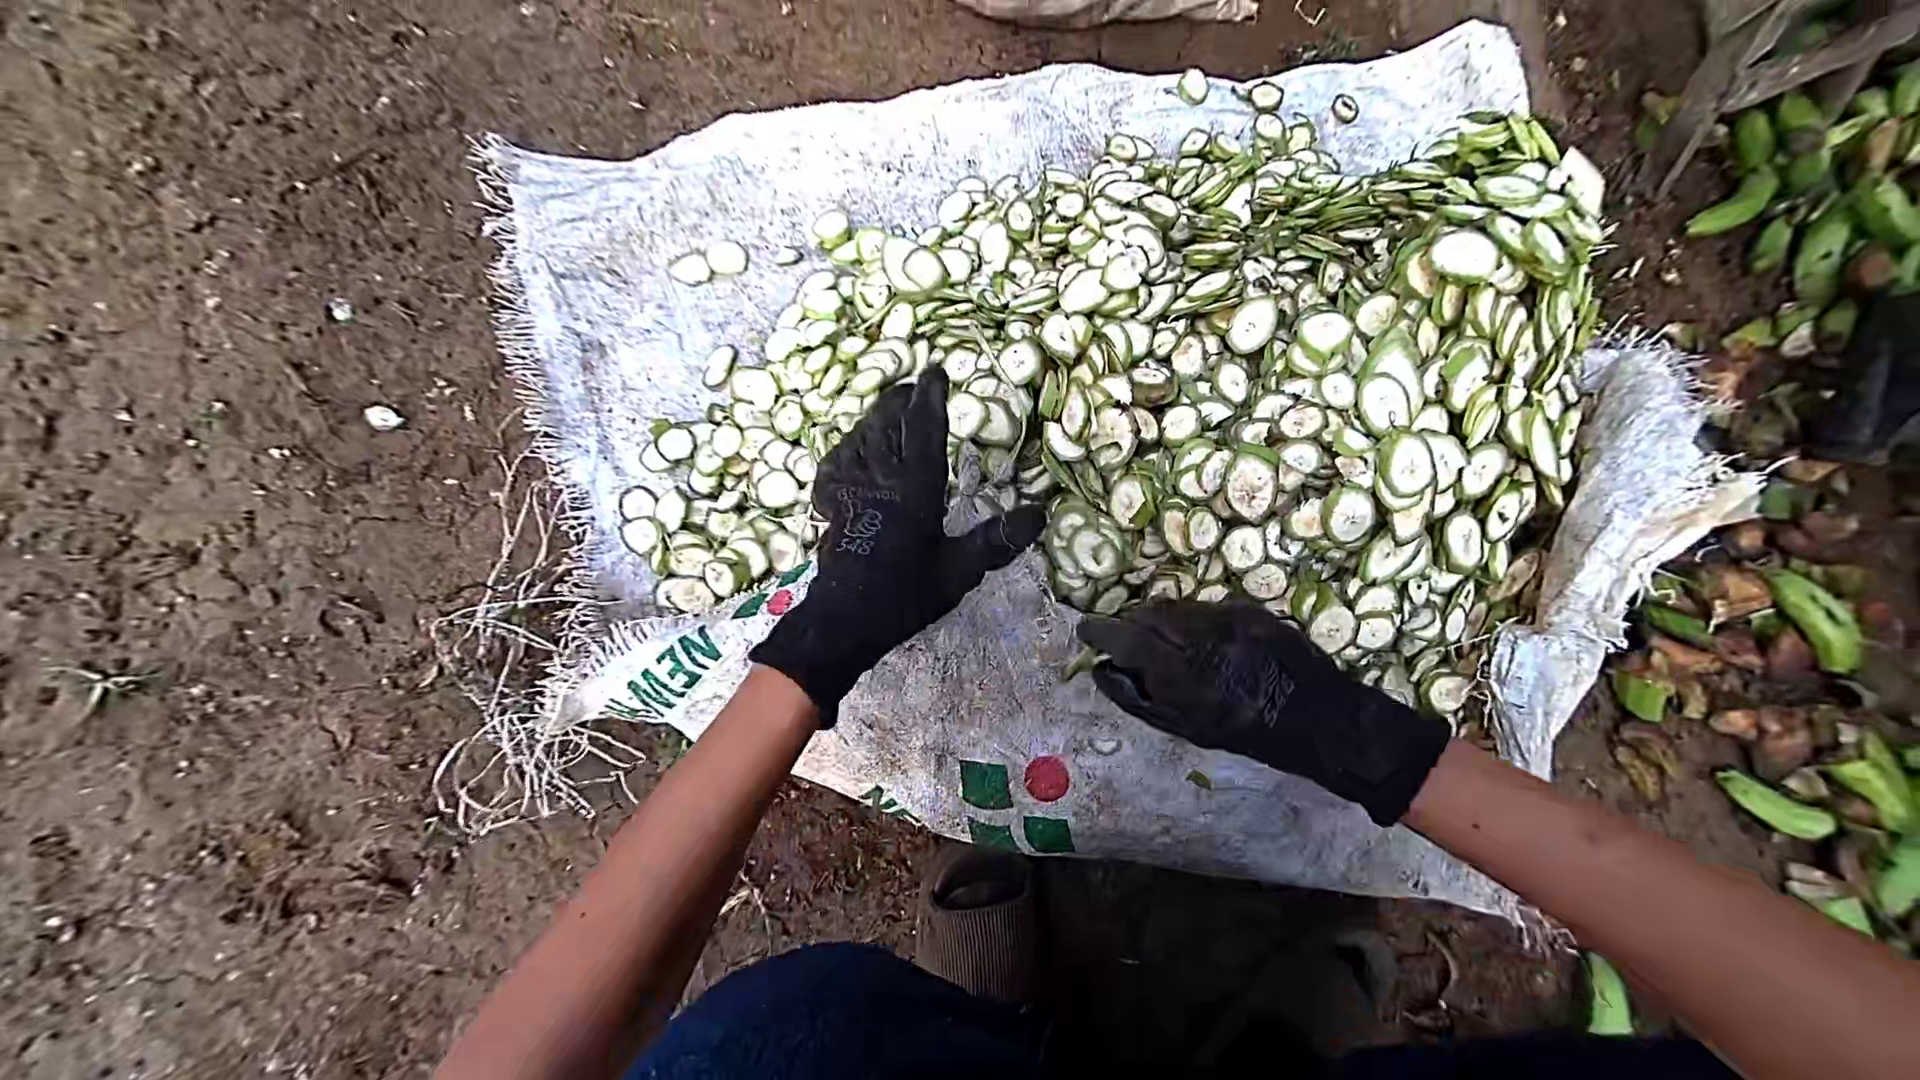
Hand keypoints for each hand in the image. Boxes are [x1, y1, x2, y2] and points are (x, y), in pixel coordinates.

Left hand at [749, 370, 1045, 724]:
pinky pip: (836, 461)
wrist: (845, 619)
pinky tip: (850, 451)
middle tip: (912, 389)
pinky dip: (848, 447)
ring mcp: (850, 487)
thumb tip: (1040, 515)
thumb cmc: (905, 594)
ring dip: (874, 419)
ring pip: (860, 436)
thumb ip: (996, 540)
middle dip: (900, 400)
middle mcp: (881, 476)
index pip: (924, 427)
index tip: (935, 371)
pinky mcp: (830, 502)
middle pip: (887, 422)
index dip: (931, 396)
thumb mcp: (959, 572)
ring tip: (887, 411)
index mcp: (915, 487)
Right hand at [1077, 600, 1450, 824]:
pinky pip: (1202, 606)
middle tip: (1123, 636)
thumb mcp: (1182, 728)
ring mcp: (1228, 617)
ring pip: (1174, 606)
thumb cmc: (1244, 732)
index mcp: (1182, 672)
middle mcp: (1202, 637)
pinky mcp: (1248, 608)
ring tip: (1162, 639)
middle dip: (1129, 622)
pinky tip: (1201, 637)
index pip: (1126, 638)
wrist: (1320, 717)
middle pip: (1147, 614)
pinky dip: (1189, 617)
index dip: (1100, 630)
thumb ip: (1135, 697)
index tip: (1085, 630)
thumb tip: (1100, 670)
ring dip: (1158, 618)